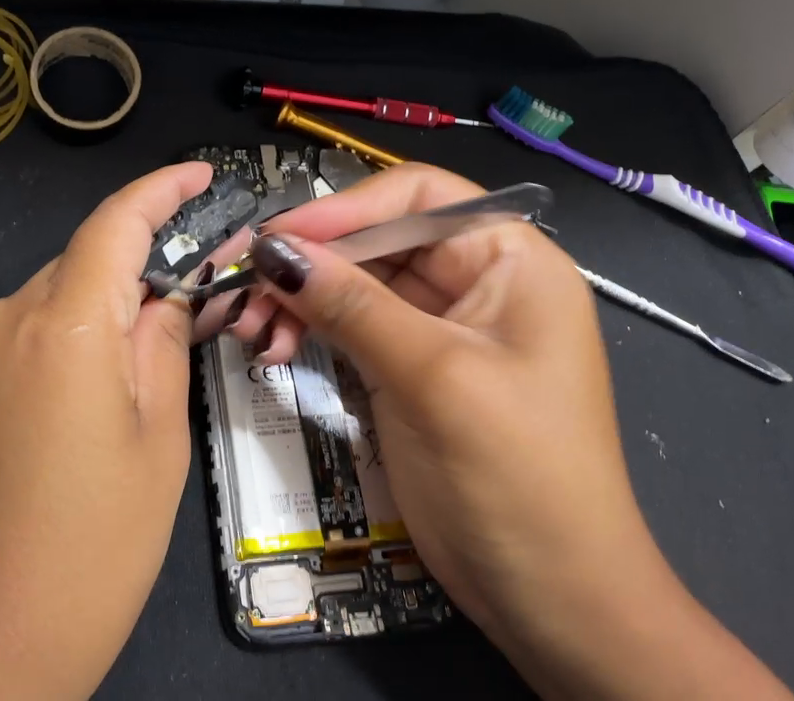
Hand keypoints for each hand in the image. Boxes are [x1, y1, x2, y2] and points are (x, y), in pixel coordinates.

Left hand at [0, 162, 212, 700]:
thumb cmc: (92, 541)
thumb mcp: (157, 437)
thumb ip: (163, 343)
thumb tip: (172, 293)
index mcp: (62, 321)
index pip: (114, 223)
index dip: (160, 189)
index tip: (200, 173)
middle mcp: (10, 316)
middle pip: (88, 256)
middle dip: (150, 254)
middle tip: (213, 274)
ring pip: (66, 290)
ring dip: (119, 294)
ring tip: (178, 322)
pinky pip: (42, 326)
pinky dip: (88, 325)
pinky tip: (125, 360)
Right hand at [211, 163, 791, 700]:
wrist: (551, 598)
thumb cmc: (514, 476)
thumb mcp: (433, 378)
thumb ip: (352, 305)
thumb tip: (272, 247)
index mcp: (510, 259)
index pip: (416, 196)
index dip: (343, 208)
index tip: (276, 236)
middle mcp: (475, 279)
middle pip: (376, 239)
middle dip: (309, 260)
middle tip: (242, 286)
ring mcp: (439, 326)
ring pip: (353, 283)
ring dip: (298, 298)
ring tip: (252, 329)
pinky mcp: (409, 366)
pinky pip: (349, 325)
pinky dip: (309, 330)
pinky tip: (275, 350)